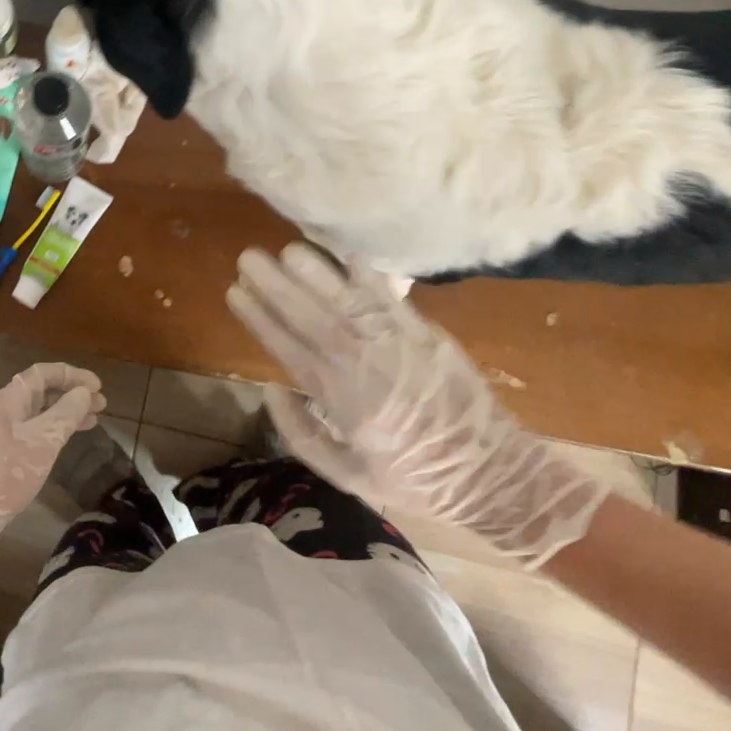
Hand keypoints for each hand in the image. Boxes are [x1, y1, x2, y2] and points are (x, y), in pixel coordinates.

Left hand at [0, 363, 104, 590]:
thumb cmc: (7, 473)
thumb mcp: (42, 443)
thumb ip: (64, 414)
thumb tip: (83, 392)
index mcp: (7, 400)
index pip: (41, 374)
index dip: (71, 374)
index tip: (97, 386)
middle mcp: (2, 410)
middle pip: (40, 391)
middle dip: (71, 394)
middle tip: (101, 404)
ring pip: (38, 412)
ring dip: (65, 413)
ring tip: (93, 421)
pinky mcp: (0, 450)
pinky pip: (32, 429)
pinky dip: (52, 429)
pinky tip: (67, 439)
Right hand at [227, 244, 607, 566]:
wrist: (495, 475)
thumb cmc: (415, 480)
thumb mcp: (348, 478)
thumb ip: (302, 434)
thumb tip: (271, 390)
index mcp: (341, 399)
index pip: (288, 347)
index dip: (259, 318)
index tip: (235, 293)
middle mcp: (364, 363)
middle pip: (310, 315)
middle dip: (275, 285)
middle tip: (247, 258)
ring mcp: (397, 344)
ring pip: (345, 299)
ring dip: (314, 272)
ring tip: (285, 250)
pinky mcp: (426, 334)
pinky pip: (390, 297)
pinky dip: (366, 275)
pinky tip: (345, 255)